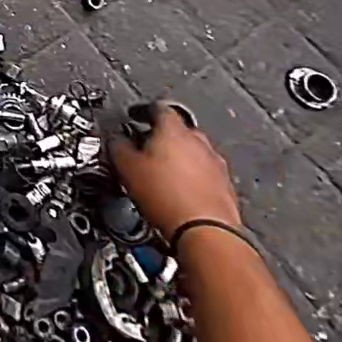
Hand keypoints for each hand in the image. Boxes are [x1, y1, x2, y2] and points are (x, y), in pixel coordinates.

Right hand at [110, 102, 241, 238]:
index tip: (135, 117)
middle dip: (161, 137)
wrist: (207, 233)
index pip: (158, 109)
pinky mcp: (226, 189)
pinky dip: (191, 179)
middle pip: (177, 130)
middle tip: (145, 148)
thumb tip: (115, 141)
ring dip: (178, 158)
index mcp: (173, 130)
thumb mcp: (126, 166)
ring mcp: (215, 165)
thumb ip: (117, 146)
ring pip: (193, 153)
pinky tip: (178, 193)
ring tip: (161, 175)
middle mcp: (198, 142)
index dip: (143, 111)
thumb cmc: (168, 198)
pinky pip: (205, 175)